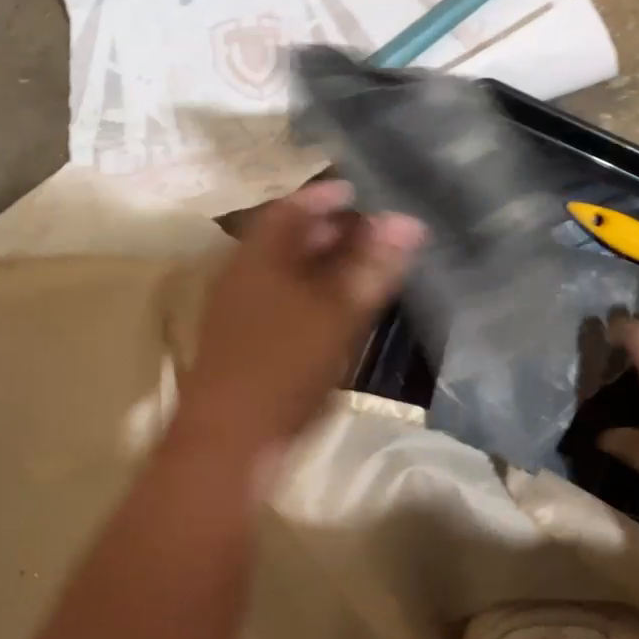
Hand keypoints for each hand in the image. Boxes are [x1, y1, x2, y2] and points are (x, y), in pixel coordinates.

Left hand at [185, 180, 424, 451]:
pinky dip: (319, 294)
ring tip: (371, 265)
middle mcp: (245, 276)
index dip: (328, 196)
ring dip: (329, 264)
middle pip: (290, 239)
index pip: (292, 207)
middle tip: (378, 230)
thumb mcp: (338, 309)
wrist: (230, 445)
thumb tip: (409, 221)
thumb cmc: (283, 365)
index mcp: (257, 256)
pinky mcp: (250, 344)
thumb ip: (373, 264)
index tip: (365, 193)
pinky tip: (347, 309)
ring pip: (291, 273)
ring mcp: (243, 312)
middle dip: (334, 230)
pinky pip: (288, 301)